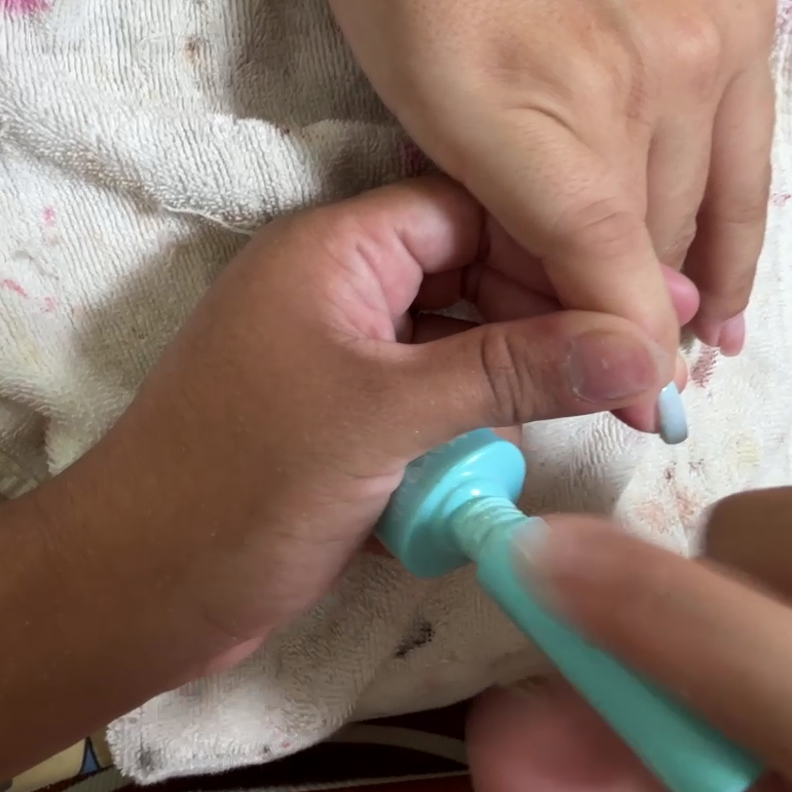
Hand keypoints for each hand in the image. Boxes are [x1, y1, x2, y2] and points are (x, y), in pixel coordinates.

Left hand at [44, 174, 684, 668]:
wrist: (138, 583)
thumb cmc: (246, 478)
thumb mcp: (385, 415)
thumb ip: (511, 371)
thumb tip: (643, 342)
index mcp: (334, 249)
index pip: (470, 208)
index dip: (557, 244)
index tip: (653, 294)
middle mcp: (337, 287)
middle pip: (468, 275)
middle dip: (548, 320)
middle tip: (653, 365)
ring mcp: (338, 354)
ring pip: (452, 343)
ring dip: (512, 380)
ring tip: (607, 411)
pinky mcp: (340, 417)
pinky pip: (425, 398)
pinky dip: (467, 424)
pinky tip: (516, 454)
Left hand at [280, 0, 775, 367]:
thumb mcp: (445, 115)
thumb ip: (534, 215)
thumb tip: (618, 312)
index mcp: (585, 132)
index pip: (619, 278)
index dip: (624, 351)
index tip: (636, 406)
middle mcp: (677, 84)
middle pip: (667, 237)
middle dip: (646, 307)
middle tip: (634, 361)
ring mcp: (714, 25)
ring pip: (714, 186)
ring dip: (705, 264)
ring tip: (706, 328)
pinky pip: (742, 120)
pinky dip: (730, 188)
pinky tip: (723, 229)